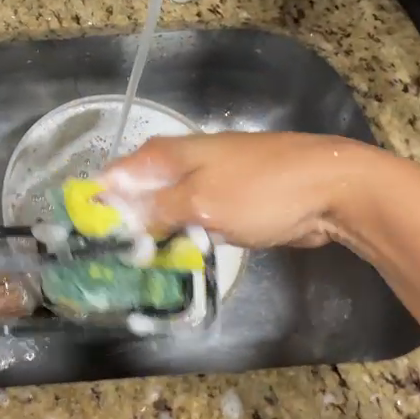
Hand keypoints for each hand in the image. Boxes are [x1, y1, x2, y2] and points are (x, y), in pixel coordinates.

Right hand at [100, 132, 392, 249]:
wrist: (332, 189)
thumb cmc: (260, 191)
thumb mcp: (200, 204)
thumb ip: (155, 211)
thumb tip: (117, 217)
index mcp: (167, 152)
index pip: (114, 176)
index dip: (98, 205)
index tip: (87, 240)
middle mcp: (181, 159)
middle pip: (139, 192)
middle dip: (126, 223)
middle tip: (117, 261)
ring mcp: (208, 178)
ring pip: (168, 207)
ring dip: (158, 233)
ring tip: (145, 266)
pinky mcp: (232, 198)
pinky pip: (195, 217)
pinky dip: (187, 234)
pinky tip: (184, 256)